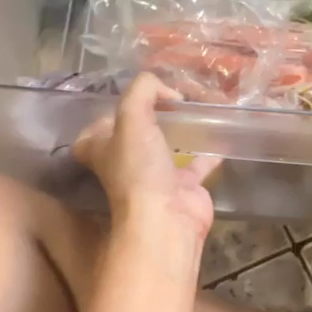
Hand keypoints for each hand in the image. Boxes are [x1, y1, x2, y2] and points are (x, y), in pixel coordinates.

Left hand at [73, 73, 222, 237]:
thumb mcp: (132, 117)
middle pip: (131, 140)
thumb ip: (144, 91)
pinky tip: (220, 134)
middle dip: (146, 121)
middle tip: (167, 100)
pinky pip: (198, 164)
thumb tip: (169, 94)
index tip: (124, 104)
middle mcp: (126, 166)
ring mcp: (156, 179)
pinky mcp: (185, 188)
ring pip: (165, 150)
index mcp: (103, 152)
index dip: (102, 119)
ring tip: (194, 110)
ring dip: (178, 133)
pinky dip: (209, 151)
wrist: (167, 220)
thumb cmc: (139, 170)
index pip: (91, 136)